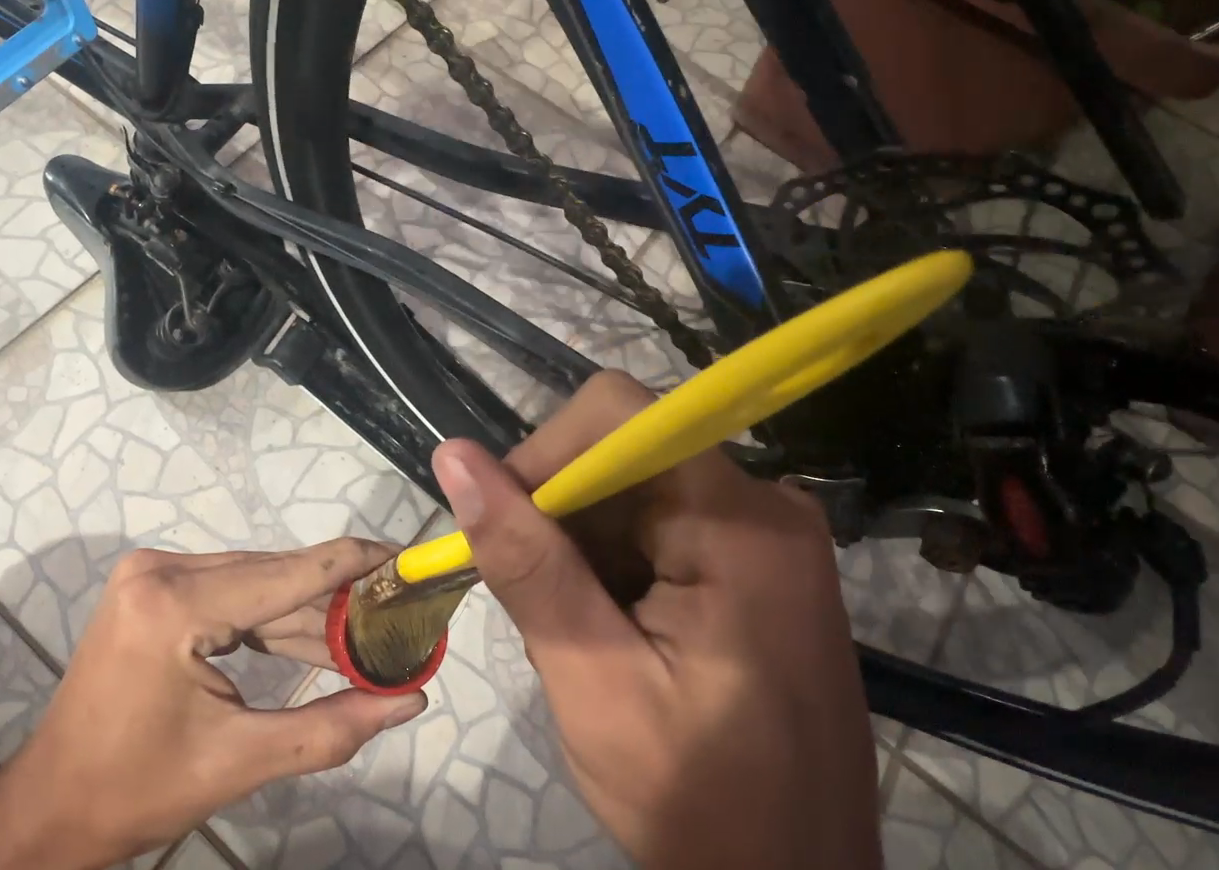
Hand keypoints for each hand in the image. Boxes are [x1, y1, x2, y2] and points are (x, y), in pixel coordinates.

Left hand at [0, 540, 428, 869]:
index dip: (357, 564)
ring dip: (307, 615)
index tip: (410, 561)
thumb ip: (332, 727)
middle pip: (275, 576)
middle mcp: (162, 570)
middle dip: (338, 601)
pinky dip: (270, 621)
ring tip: (369, 640)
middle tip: (400, 618)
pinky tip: (316, 645)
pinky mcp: (152, 590)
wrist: (53, 803)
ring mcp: (153, 575)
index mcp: (176, 603)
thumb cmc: (138, 789)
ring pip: (255, 584)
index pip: (290, 573)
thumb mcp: (240, 762)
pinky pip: (229, 594)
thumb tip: (409, 700)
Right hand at [436, 370, 881, 869]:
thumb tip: (453, 455)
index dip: (544, 454)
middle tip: (538, 606)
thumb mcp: (593, 681)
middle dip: (558, 515)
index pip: (618, 418)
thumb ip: (526, 562)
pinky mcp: (755, 563)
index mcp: (741, 524)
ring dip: (579, 547)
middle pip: (621, 452)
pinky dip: (610, 565)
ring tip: (578, 633)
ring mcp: (764, 535)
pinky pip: (655, 524)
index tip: (502, 527)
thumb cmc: (699, 800)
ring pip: (628, 490)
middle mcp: (764, 505)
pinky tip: (611, 632)